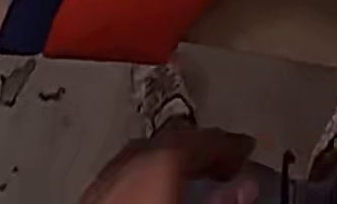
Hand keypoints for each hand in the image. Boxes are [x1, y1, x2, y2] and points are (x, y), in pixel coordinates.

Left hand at [80, 127, 256, 203]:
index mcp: (160, 162)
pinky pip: (126, 177)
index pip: (204, 140)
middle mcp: (130, 162)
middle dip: (203, 150)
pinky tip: (157, 195)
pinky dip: (148, 177)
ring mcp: (104, 184)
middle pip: (174, 143)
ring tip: (196, 179)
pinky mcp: (90, 201)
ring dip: (175, 162)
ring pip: (147, 157)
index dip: (229, 144)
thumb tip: (246, 188)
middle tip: (228, 163)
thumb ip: (223, 203)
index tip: (246, 149)